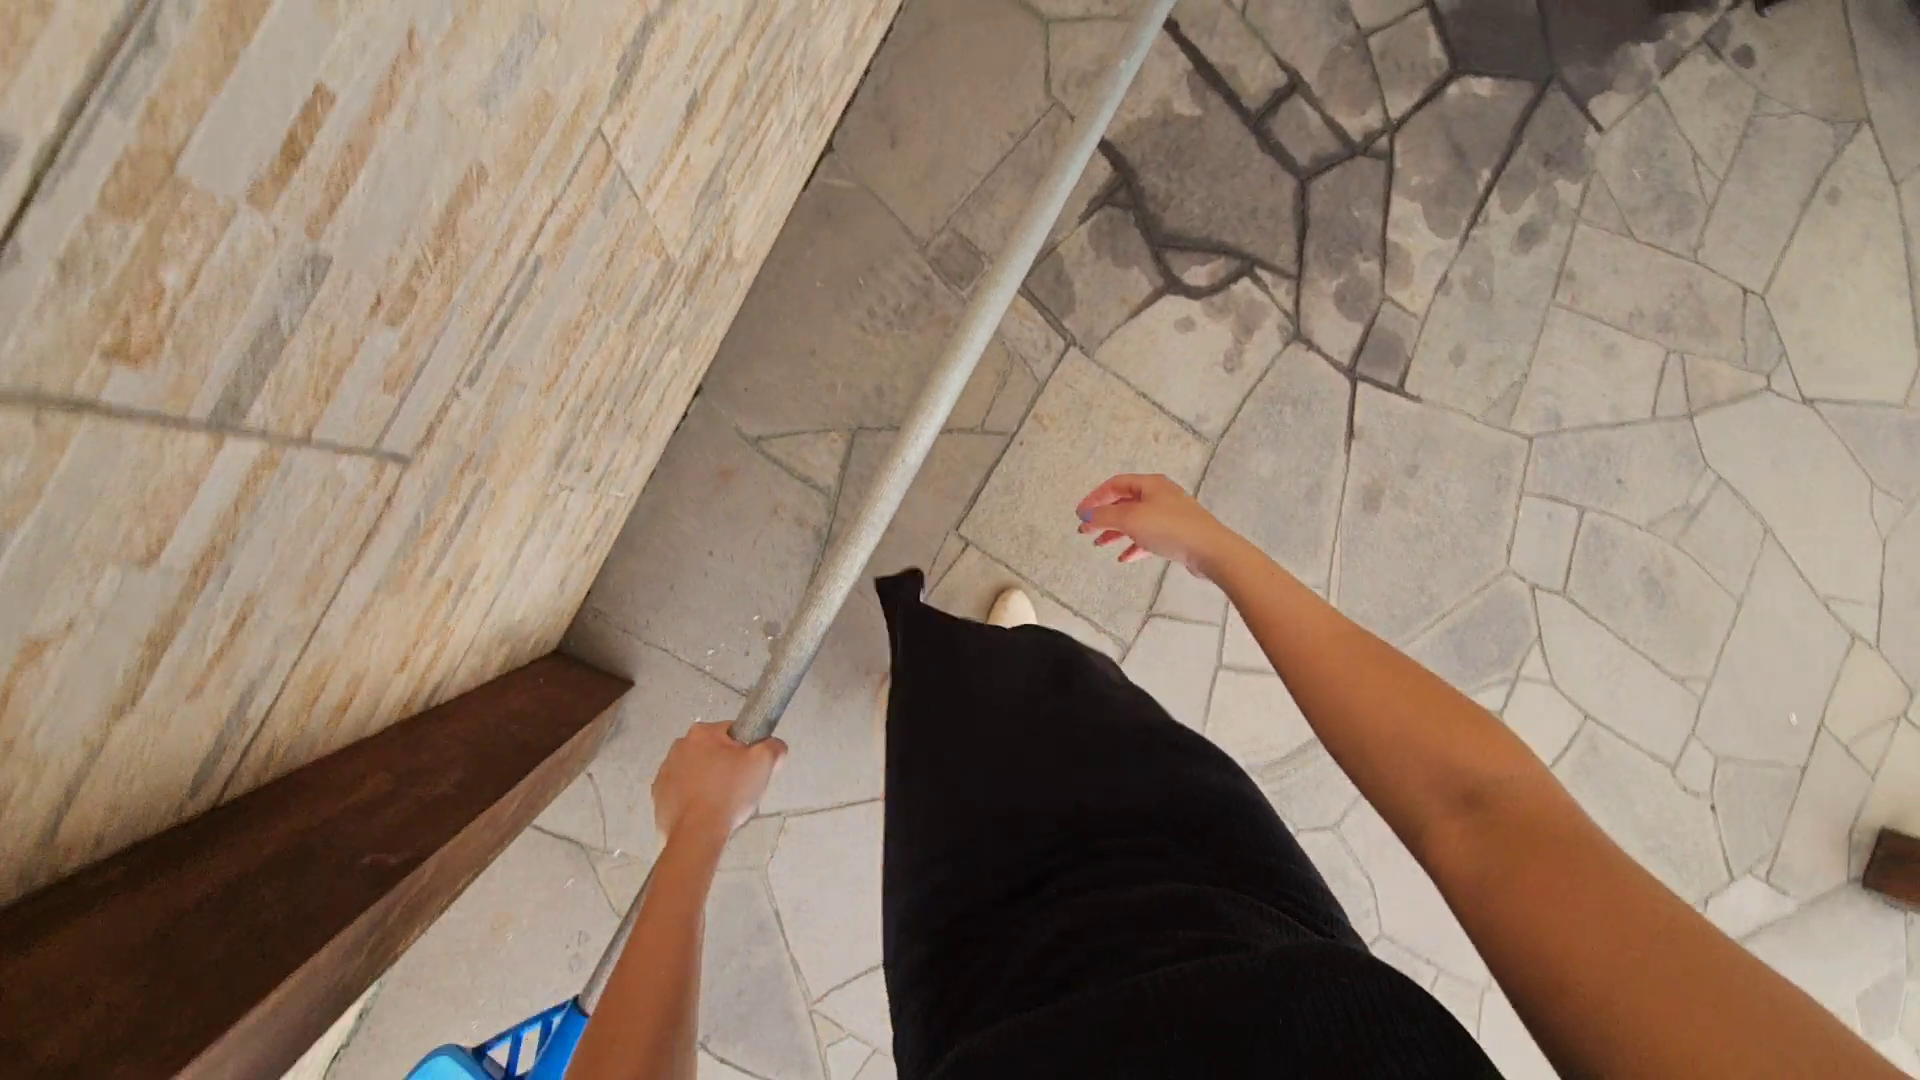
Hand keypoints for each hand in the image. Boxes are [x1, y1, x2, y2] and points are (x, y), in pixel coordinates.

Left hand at [652, 722, 786, 846]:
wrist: (697, 833)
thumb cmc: (730, 793)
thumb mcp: (764, 762)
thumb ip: (774, 746)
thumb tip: (774, 746)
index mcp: (702, 732)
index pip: (732, 732)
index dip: (747, 749)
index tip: (751, 768)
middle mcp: (678, 746)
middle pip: (713, 751)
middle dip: (726, 764)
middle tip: (739, 786)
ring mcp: (664, 772)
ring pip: (696, 770)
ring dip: (708, 780)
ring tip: (722, 802)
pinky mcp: (658, 796)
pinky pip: (682, 791)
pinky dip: (693, 798)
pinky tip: (705, 811)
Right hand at [1075, 474, 1236, 576]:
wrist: (1209, 550)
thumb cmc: (1169, 528)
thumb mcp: (1131, 519)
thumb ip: (1104, 516)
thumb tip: (1086, 514)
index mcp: (1150, 484)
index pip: (1115, 485)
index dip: (1094, 498)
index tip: (1080, 514)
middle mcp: (1159, 495)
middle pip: (1124, 503)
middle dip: (1103, 517)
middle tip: (1085, 530)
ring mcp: (1169, 515)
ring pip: (1135, 521)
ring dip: (1116, 532)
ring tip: (1100, 545)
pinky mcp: (1176, 534)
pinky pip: (1148, 537)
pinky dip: (1134, 545)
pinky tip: (1125, 557)